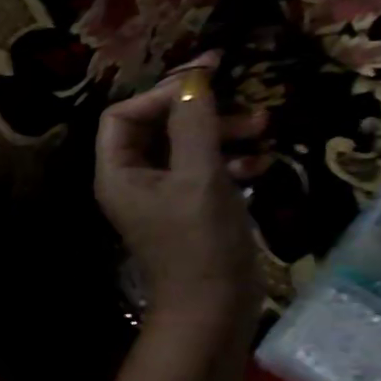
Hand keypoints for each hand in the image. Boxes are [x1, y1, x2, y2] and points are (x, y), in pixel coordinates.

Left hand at [95, 54, 262, 327]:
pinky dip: (228, 159)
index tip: (209, 76)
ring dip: (222, 132)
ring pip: (184, 145)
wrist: (211, 305)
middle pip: (155, 126)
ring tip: (264, 128)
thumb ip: (195, 122)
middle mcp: (129, 180)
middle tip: (246, 103)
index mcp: (116, 172)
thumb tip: (195, 75)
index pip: (122, 114)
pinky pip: (201, 169)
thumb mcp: (199, 175)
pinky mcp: (185, 207)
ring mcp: (157, 194)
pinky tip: (261, 162)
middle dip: (199, 111)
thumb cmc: (199, 240)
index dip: (161, 92)